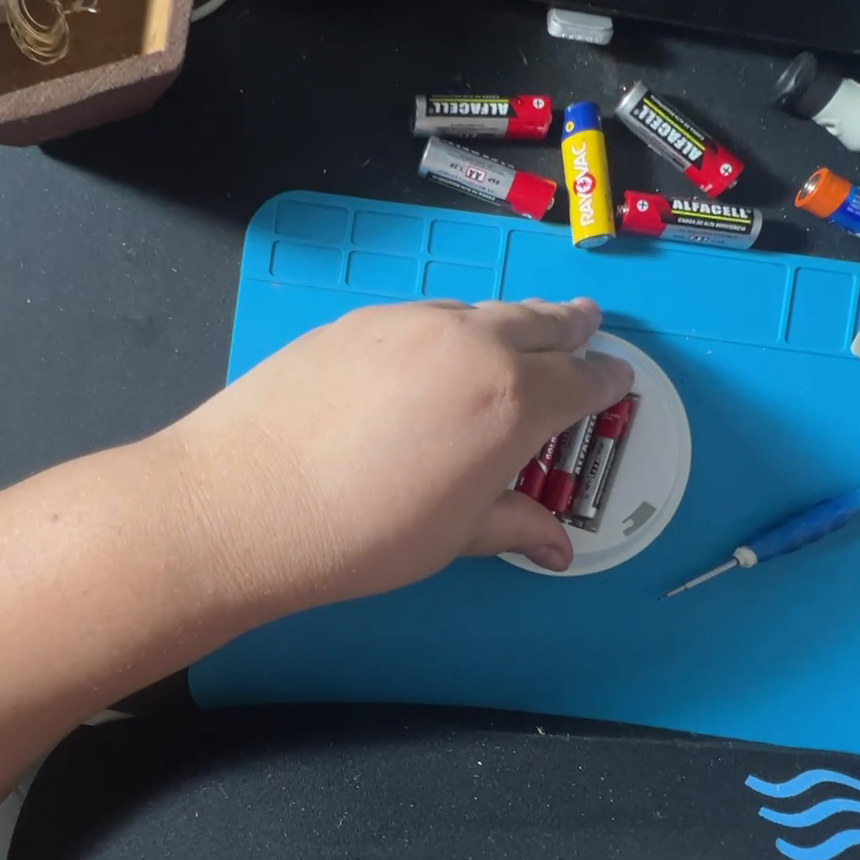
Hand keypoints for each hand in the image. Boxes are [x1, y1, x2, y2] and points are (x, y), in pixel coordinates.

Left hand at [169, 298, 633, 608]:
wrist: (243, 502)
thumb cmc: (361, 536)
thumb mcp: (451, 538)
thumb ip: (512, 524)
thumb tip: (557, 547)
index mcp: (512, 400)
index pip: (582, 382)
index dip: (606, 383)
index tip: (616, 381)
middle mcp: (469, 345)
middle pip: (539, 324)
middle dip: (569, 327)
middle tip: (585, 324)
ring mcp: (406, 324)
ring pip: (478, 312)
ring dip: (506, 323)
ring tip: (515, 332)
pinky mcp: (353, 322)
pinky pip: (420, 317)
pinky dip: (445, 328)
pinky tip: (430, 352)